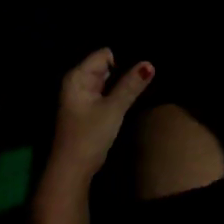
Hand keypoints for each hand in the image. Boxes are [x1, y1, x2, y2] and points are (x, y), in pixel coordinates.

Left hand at [50, 48, 154, 180]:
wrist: (72, 169)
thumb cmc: (89, 137)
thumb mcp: (113, 109)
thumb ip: (130, 85)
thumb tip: (149, 63)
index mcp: (77, 76)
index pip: (104, 54)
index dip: (124, 58)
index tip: (144, 66)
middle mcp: (77, 81)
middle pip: (106, 65)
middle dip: (125, 69)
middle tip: (150, 73)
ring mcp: (82, 95)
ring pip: (108, 80)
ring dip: (123, 82)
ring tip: (147, 82)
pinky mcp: (88, 108)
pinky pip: (106, 92)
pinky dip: (118, 93)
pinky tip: (133, 95)